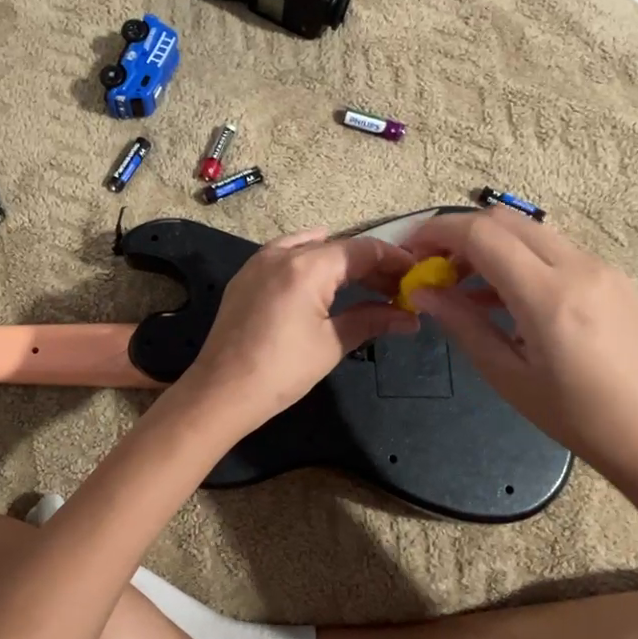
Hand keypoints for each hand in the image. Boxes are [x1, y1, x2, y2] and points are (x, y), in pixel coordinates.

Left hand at [171, 229, 418, 439]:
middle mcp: (281, 254)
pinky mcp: (245, 278)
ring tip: (366, 286)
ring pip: (310, 248)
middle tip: (398, 288)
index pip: (362, 250)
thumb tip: (409, 318)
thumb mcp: (331, 344)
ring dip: (340, 263)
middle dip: (370, 265)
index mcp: (307, 266)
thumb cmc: (280, 370)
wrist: (221, 390)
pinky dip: (310, 262)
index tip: (416, 274)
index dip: (394, 259)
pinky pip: (285, 257)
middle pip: (337, 247)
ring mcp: (258, 263)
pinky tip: (324, 281)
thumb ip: (371, 321)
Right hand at [403, 208, 637, 505]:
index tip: (410, 251)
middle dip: (461, 232)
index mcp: (548, 295)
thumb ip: (464, 326)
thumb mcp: (510, 378)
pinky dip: (524, 259)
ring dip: (493, 245)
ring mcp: (606, 271)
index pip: (480, 234)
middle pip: (506, 220)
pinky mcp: (621, 282)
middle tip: (434, 265)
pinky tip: (511, 300)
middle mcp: (579, 268)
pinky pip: (560, 253)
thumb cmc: (584, 422)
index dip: (436, 232)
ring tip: (466, 286)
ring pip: (534, 233)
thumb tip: (424, 292)